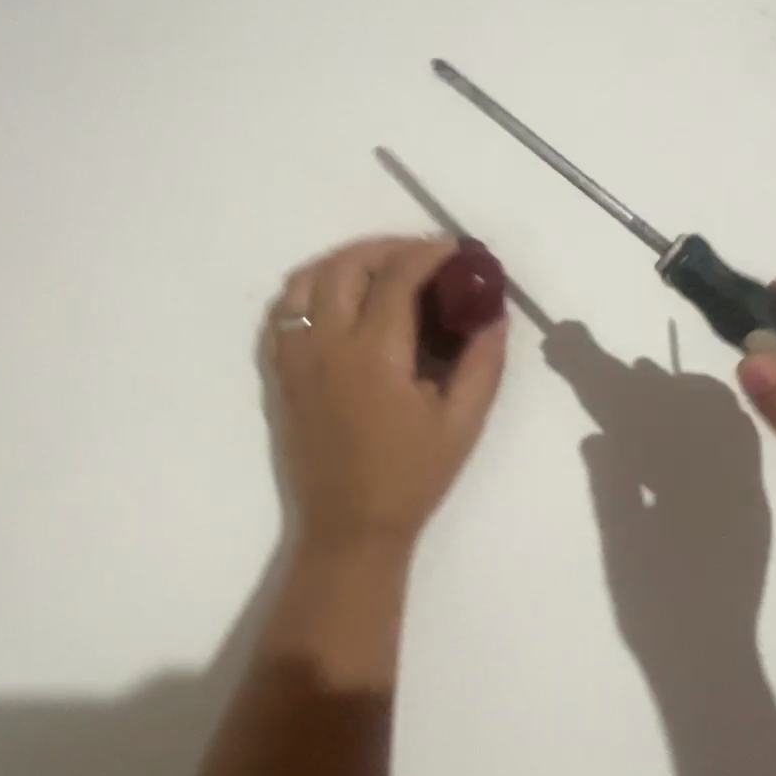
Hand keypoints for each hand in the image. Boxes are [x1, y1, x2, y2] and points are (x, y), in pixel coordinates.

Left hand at [267, 237, 508, 554]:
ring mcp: (295, 359)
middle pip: (345, 265)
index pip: (397, 276)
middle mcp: (326, 344)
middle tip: (420, 256)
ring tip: (378, 269)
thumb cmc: (412, 479)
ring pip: (304, 281)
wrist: (350, 528)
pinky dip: (309, 291)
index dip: (429, 253)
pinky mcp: (281, 375)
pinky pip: (282, 313)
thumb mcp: (463, 424)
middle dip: (386, 247)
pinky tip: (337, 302)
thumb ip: (483, 363)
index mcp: (374, 354)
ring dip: (343, 261)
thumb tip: (494, 315)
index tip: (455, 251)